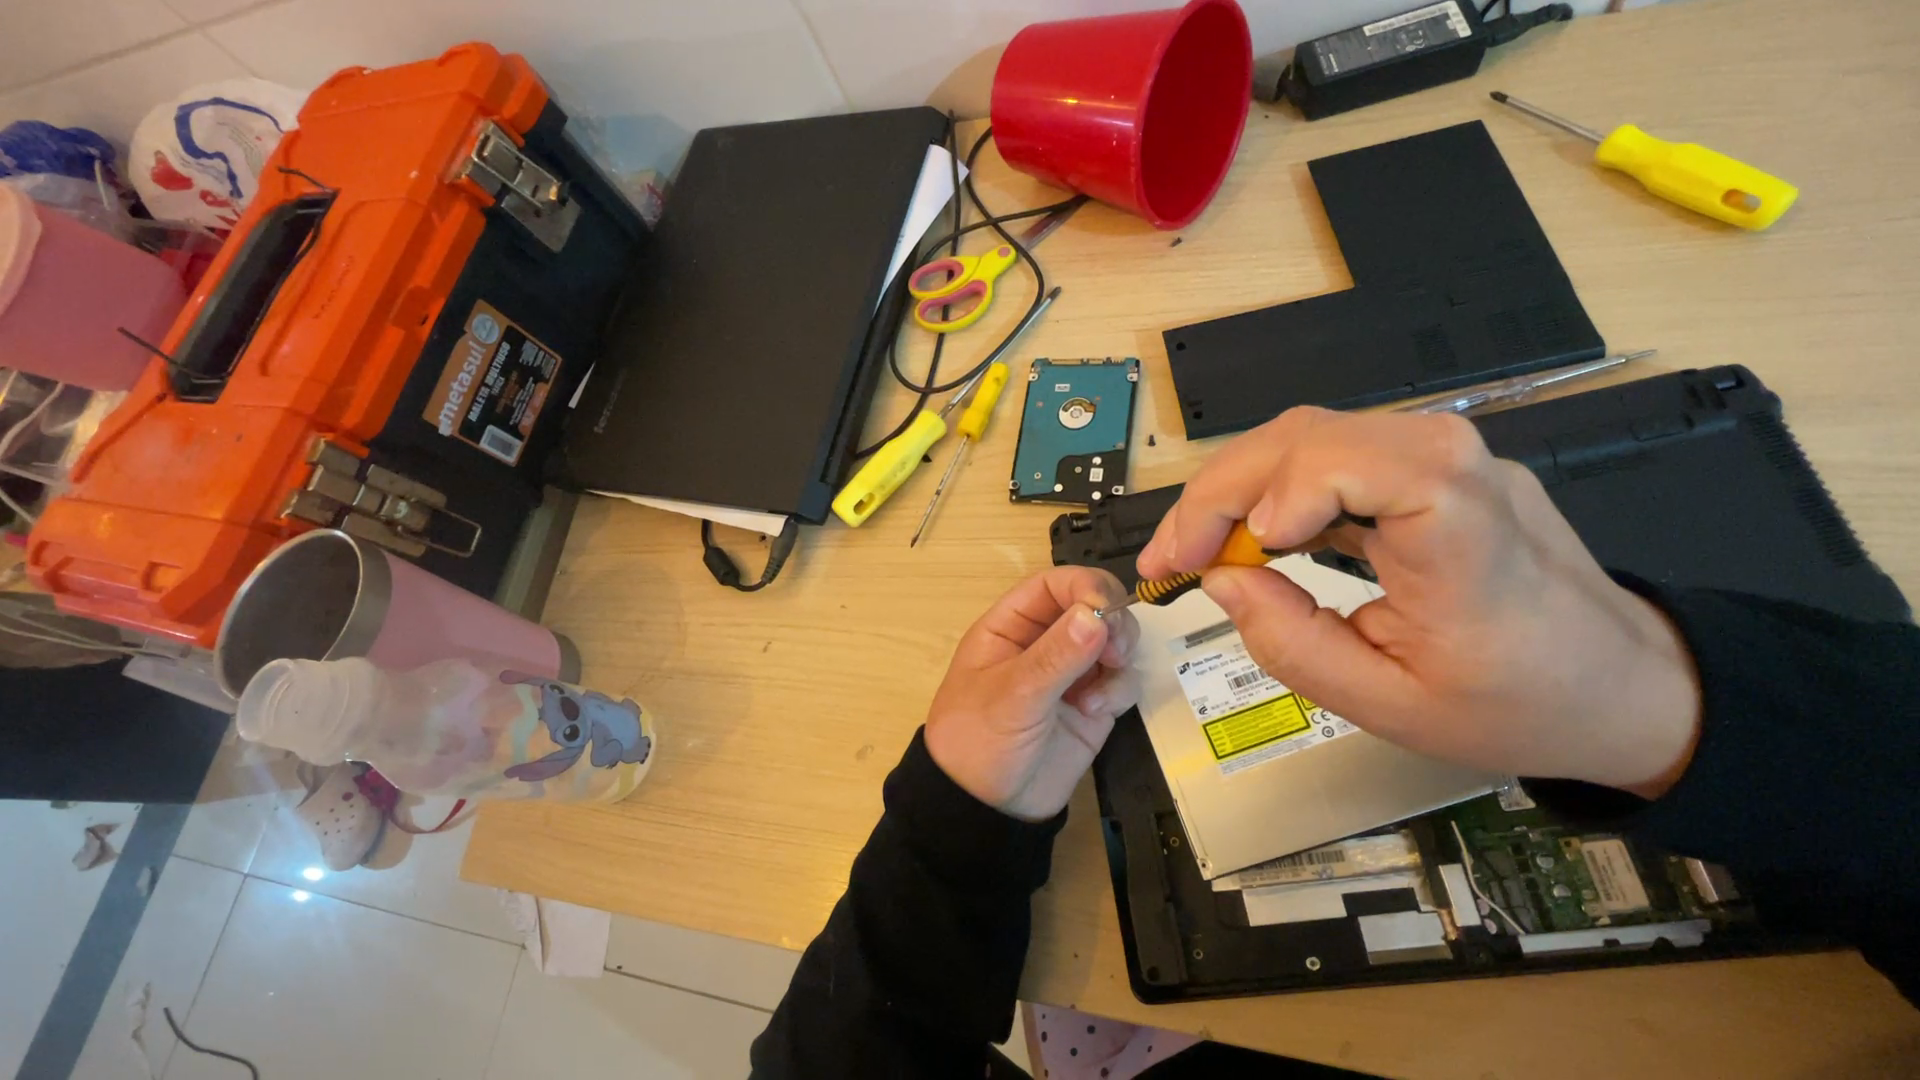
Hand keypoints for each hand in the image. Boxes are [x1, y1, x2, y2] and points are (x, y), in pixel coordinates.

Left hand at [923, 567, 1141, 821]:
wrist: (988, 812)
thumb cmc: (979, 742)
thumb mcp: (1012, 696)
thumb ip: (1056, 656)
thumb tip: (1098, 614)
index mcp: (1010, 627)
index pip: (1053, 585)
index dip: (1084, 586)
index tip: (1108, 608)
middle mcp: (1043, 642)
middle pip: (1093, 606)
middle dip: (1112, 621)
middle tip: (1115, 649)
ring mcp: (1071, 673)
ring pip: (1114, 640)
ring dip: (1119, 655)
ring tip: (1103, 683)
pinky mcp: (1093, 704)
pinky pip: (1122, 679)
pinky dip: (1119, 689)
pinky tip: (1096, 711)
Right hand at [1138, 407, 1701, 797]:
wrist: (1624, 685)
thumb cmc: (1516, 708)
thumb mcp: (1389, 707)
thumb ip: (1291, 644)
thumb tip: (1221, 579)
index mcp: (1467, 541)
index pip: (1376, 462)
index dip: (1295, 487)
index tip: (1242, 551)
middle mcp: (1459, 473)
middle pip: (1314, 435)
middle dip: (1221, 492)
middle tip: (1169, 557)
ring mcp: (1445, 460)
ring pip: (1310, 434)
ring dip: (1235, 486)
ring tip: (1192, 546)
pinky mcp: (1427, 466)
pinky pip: (1330, 453)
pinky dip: (1269, 488)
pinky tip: (1244, 532)